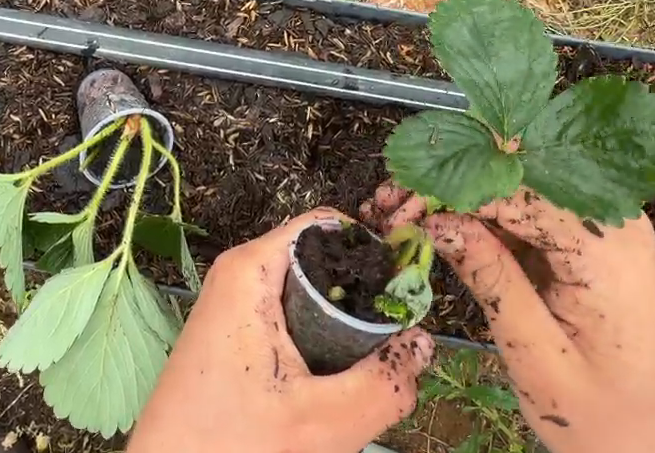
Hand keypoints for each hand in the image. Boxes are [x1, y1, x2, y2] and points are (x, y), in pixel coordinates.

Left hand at [127, 208, 434, 452]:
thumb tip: (424, 343)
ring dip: (338, 318)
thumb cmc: (231, 446)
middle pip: (316, 256)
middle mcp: (238, 271)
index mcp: (250, 268)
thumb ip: (382, 383)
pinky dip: (315, 335)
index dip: (369, 247)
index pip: (323, 224)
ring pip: (303, 289)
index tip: (404, 285)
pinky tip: (332, 376)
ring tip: (368, 359)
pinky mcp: (230, 328)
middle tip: (392, 333)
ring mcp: (231, 300)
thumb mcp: (321, 422)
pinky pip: (285, 313)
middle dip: (358, 291)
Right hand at [367, 185, 654, 452]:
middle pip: (510, 176)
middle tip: (386, 208)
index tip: (391, 212)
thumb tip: (435, 218)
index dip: (443, 191)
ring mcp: (601, 224)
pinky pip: (527, 214)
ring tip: (403, 216)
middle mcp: (607, 214)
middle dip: (443, 185)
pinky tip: (443, 227)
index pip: (508, 186)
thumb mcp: (538, 358)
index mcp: (604, 242)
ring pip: (514, 190)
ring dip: (457, 199)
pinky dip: (482, 219)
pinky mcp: (590, 240)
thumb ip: (490, 278)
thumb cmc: (612, 426)